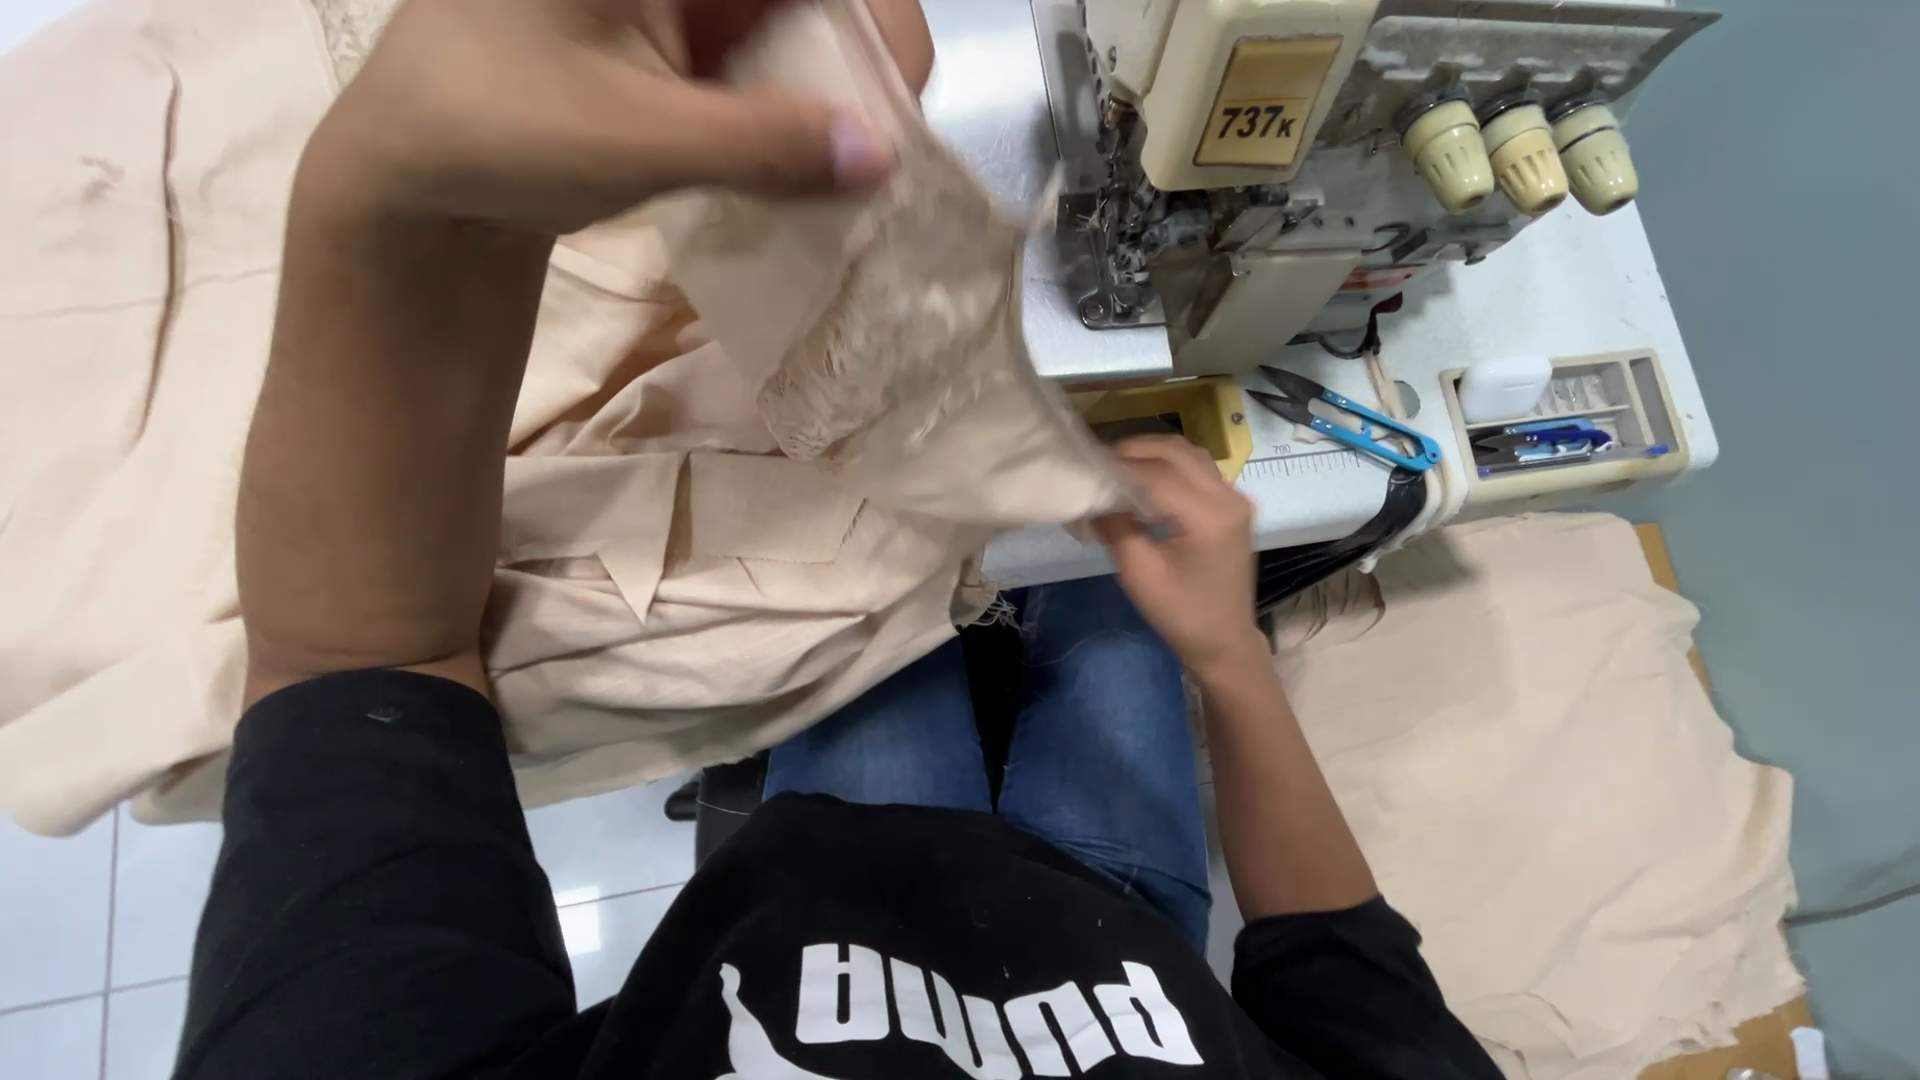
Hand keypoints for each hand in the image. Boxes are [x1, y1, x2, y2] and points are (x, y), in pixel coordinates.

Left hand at [299, 0, 935, 234]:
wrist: (430, 171)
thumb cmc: (497, 132)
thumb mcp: (632, 139)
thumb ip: (758, 145)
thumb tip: (882, 159)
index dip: (875, 12)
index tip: (899, 90)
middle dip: (866, 54)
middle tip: (887, 147)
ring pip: (804, 24)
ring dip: (841, 91)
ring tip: (861, 166)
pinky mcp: (693, 41)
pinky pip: (777, 65)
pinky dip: (806, 113)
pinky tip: (820, 162)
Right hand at [1095, 437, 1266, 677]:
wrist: (1224, 640)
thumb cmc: (1181, 615)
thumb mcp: (1139, 574)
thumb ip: (1116, 527)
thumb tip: (1095, 496)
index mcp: (1209, 517)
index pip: (1157, 474)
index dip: (1119, 466)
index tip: (1087, 465)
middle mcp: (1229, 498)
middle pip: (1175, 452)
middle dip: (1134, 451)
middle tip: (1098, 462)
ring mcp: (1235, 498)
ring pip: (1189, 453)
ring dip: (1152, 453)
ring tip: (1118, 466)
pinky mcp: (1233, 504)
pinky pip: (1198, 469)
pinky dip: (1168, 465)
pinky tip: (1143, 478)